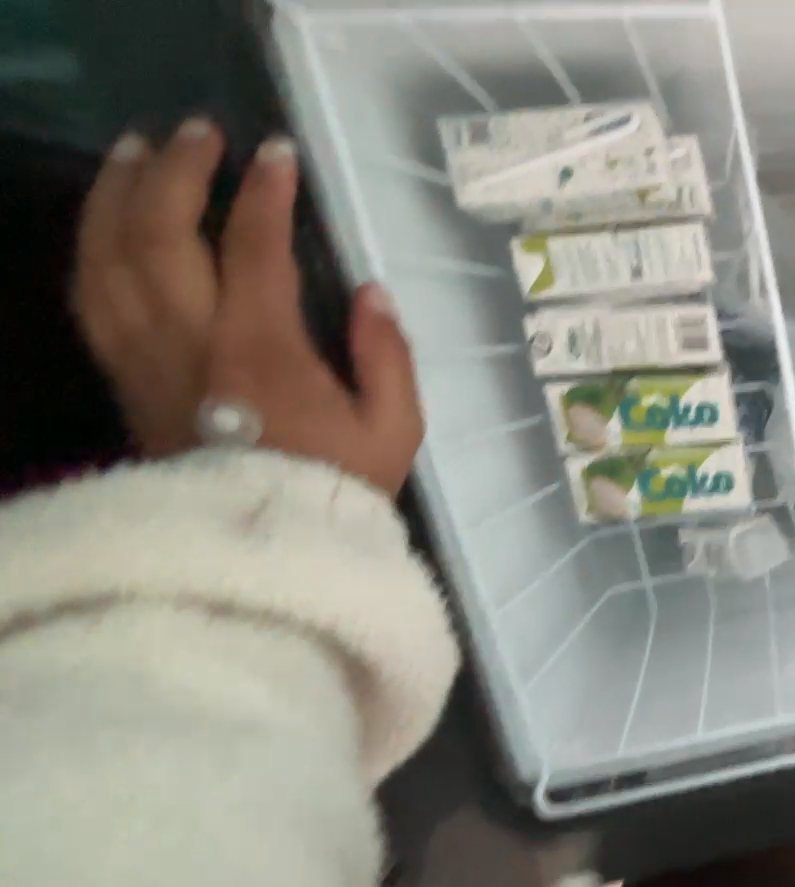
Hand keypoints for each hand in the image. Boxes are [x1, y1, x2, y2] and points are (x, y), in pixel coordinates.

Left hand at [71, 119, 422, 495]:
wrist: (264, 536)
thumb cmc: (339, 479)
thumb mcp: (396, 426)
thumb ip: (387, 356)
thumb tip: (372, 292)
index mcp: (263, 348)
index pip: (254, 248)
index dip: (265, 194)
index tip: (277, 155)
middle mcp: (189, 336)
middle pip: (160, 231)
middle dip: (178, 170)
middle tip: (201, 134)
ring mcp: (144, 352)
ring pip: (107, 251)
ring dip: (120, 191)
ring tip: (141, 151)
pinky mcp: (121, 370)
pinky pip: (89, 292)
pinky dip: (92, 243)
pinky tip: (109, 220)